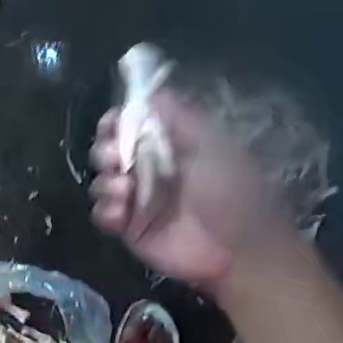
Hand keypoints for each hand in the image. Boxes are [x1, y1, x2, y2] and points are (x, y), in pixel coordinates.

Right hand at [89, 92, 290, 287]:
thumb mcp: (212, 145)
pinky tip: (120, 211)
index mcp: (170, 146)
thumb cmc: (232, 192)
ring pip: (102, 182)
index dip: (116, 121)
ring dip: (106, 180)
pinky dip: (105, 210)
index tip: (113, 124)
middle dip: (106, 150)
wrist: (240, 249)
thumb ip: (179, 118)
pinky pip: (103, 215)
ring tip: (124, 188)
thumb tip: (151, 93)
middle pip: (109, 151)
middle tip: (116, 158)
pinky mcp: (132, 231)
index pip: (130, 125)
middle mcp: (151, 170)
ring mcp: (139, 202)